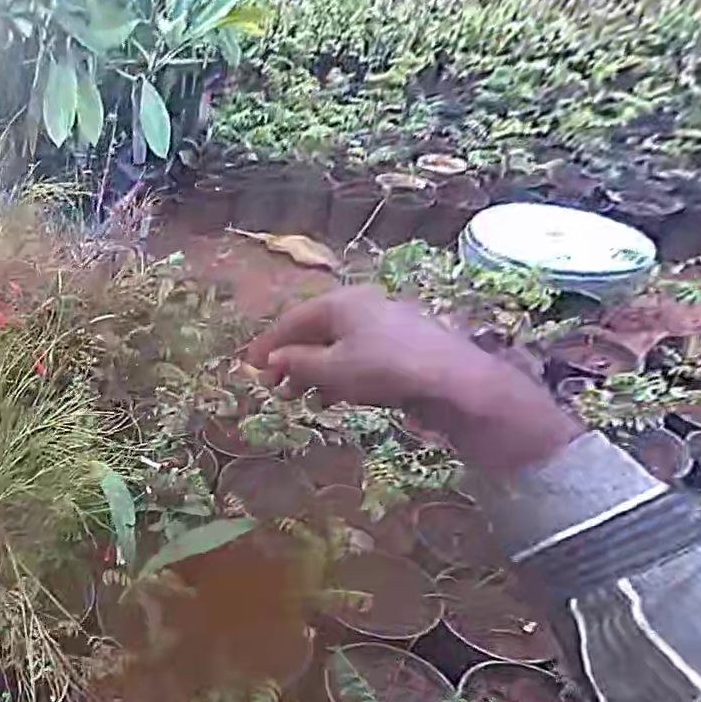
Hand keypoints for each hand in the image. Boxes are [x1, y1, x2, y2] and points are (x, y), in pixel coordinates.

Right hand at [243, 287, 581, 474]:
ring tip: (297, 398)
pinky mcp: (399, 343)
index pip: (290, 322)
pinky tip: (330, 397)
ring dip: (311, 372)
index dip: (267, 346)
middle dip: (289, 361)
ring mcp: (382, 323)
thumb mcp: (330, 369)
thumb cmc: (382, 368)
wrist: (452, 380)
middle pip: (313, 333)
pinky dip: (336, 374)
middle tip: (272, 388)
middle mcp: (360, 305)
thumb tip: (273, 360)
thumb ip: (296, 363)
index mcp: (339, 303)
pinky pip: (355, 355)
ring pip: (334, 346)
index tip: (248, 367)